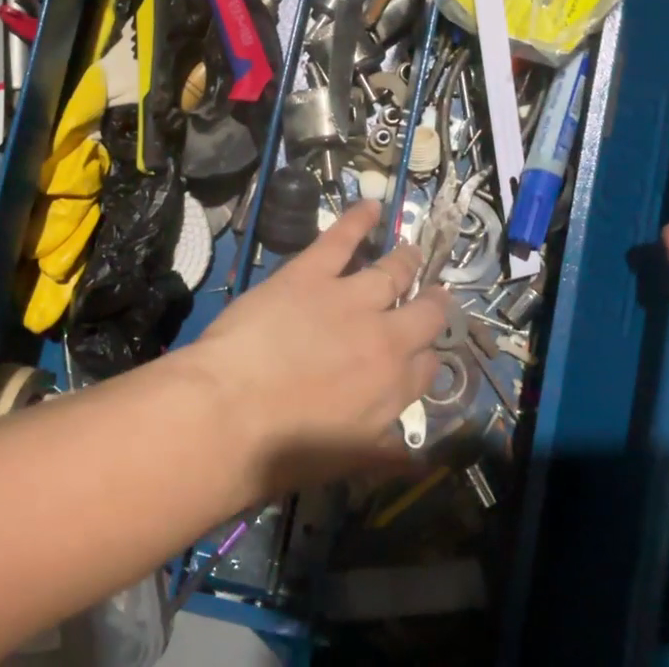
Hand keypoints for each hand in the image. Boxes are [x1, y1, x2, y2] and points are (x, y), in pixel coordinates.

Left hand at [184, 201, 450, 496]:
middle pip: (425, 314)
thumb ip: (385, 454)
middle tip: (435, 295)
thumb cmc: (286, 451)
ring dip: (405, 261)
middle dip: (434, 304)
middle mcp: (386, 339)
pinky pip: (341, 240)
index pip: (428, 367)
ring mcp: (351, 300)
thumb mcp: (347, 463)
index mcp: (394, 388)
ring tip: (411, 251)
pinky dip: (357, 220)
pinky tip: (370, 205)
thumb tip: (417, 460)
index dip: (426, 357)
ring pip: (392, 271)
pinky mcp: (311, 274)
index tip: (422, 355)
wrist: (233, 413)